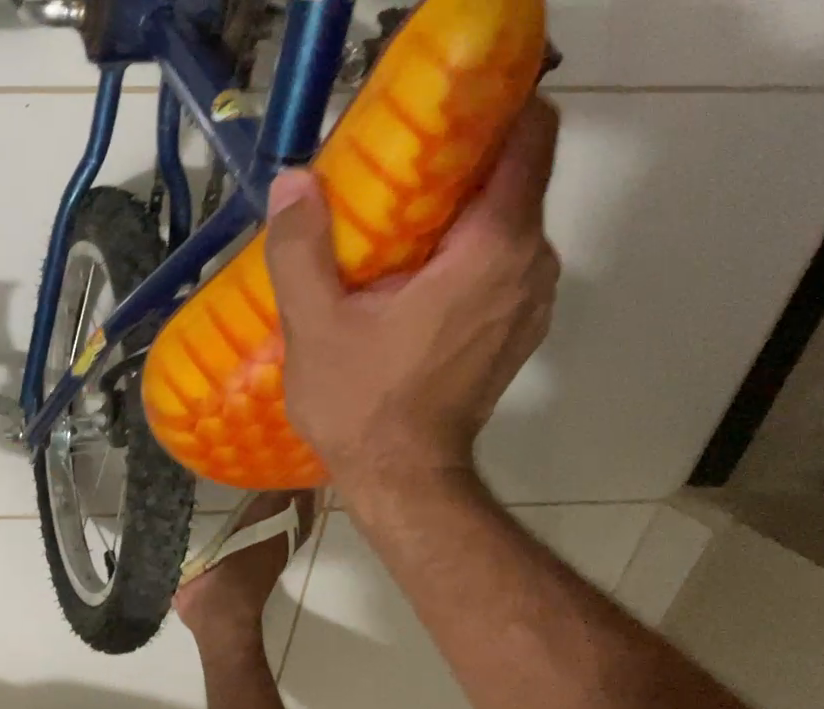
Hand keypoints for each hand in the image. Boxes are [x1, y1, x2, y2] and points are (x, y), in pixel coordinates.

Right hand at [264, 96, 561, 490]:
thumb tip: (291, 183)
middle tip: (387, 176)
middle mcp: (532, 265)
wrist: (404, 479)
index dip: (487, 114)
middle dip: (456, 168)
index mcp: (493, 249)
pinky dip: (462, 257)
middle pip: (511, 182)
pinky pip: (499, 266)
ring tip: (391, 230)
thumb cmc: (362, 402)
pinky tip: (407, 282)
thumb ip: (302, 248)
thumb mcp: (315, 325)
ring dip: (455, 217)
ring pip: (503, 227)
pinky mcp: (517, 330)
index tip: (430, 119)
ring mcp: (531, 301)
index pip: (526, 140)